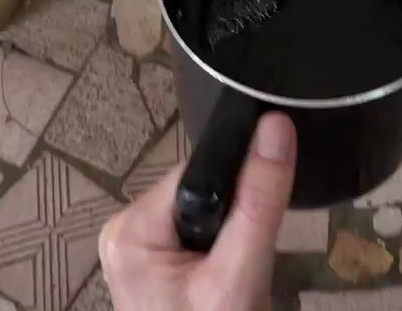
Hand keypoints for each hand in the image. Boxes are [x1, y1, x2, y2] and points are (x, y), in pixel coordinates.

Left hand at [99, 113, 296, 310]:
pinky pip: (198, 232)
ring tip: (241, 270)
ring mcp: (136, 249)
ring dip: (231, 233)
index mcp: (130, 228)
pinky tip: (228, 275)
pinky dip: (221, 248)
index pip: (198, 173)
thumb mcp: (239, 278)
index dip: (236, 184)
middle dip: (233, 216)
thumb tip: (276, 124)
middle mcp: (125, 230)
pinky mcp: (152, 265)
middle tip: (248, 259)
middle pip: (201, 189)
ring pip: (204, 210)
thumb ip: (258, 202)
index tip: (261, 214)